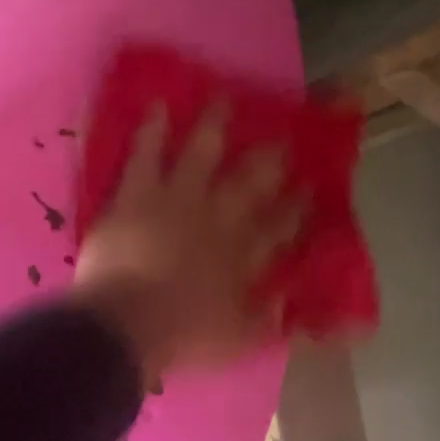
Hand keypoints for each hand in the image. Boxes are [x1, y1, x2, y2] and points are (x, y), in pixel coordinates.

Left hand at [72, 101, 302, 385]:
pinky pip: (147, 154)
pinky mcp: (139, 194)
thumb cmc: (183, 339)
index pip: (279, 228)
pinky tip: (158, 106)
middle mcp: (219, 220)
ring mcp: (179, 201)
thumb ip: (266, 322)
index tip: (310, 189)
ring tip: (223, 100)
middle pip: (250, 182)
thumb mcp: (236, 340)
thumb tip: (289, 306)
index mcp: (243, 258)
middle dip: (268, 159)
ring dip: (214, 127)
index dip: (296, 208)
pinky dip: (153, 129)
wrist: (129, 325)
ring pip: (202, 154)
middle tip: (281, 136)